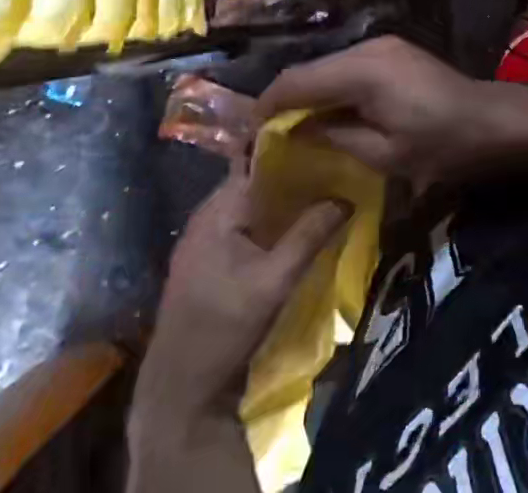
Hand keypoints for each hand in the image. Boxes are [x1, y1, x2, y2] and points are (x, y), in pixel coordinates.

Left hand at [136, 163, 349, 415]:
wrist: (179, 389)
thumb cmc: (223, 329)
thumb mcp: (274, 283)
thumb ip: (309, 236)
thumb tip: (347, 197)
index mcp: (218, 211)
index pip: (257, 159)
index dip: (293, 147)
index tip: (328, 138)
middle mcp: (209, 215)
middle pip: (258, 179)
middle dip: (296, 171)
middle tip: (338, 164)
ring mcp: (207, 237)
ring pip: (254, 202)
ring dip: (287, 197)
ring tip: (328, 188)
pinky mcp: (211, 258)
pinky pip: (249, 222)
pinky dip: (275, 218)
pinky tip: (301, 223)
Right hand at [252, 36, 527, 184]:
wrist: (495, 121)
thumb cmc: (442, 145)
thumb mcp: (384, 154)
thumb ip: (333, 137)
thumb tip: (295, 131)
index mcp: (362, 70)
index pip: (295, 81)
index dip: (267, 108)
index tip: (251, 137)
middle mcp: (368, 47)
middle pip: (309, 70)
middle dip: (286, 101)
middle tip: (271, 138)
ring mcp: (384, 44)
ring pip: (328, 66)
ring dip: (310, 94)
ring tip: (298, 130)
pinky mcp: (395, 50)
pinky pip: (350, 66)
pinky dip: (334, 88)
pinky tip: (333, 114)